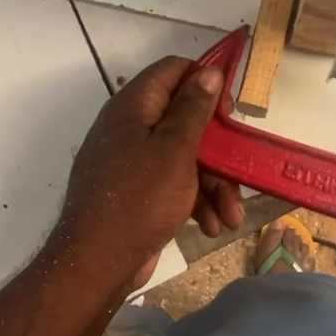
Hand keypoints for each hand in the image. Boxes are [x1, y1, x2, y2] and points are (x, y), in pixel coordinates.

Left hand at [51, 57, 244, 279]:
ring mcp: (132, 160)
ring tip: (232, 215)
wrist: (97, 265)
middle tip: (238, 169)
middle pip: (185, 119)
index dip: (205, 82)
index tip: (228, 110)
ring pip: (184, 155)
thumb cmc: (139, 200)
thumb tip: (209, 71)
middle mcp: (131, 126)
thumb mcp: (175, 150)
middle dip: (217, 149)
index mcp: (134, 106)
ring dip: (213, 183)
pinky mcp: (136, 190)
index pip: (174, 70)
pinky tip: (211, 225)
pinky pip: (173, 182)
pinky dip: (194, 199)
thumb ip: (193, 108)